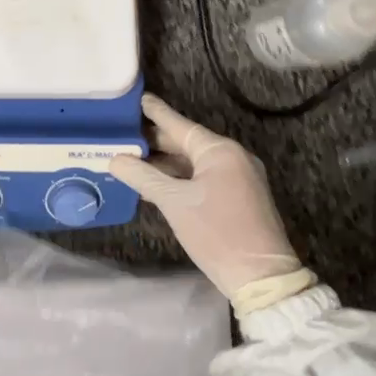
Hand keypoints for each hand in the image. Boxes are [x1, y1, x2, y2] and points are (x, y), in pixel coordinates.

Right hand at [110, 94, 303, 301]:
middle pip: (187, 142)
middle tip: (125, 132)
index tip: (139, 99)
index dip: (157, 113)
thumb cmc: (216, 232)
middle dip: (156, 140)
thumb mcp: (173, 202)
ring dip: (165, 161)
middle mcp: (232, 158)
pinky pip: (202, 177)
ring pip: (193, 162)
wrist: (260, 276)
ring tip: (132, 155)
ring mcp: (238, 178)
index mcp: (220, 151)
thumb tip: (115, 159)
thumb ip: (142, 176)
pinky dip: (178, 176)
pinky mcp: (238, 197)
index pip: (180, 125)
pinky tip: (155, 180)